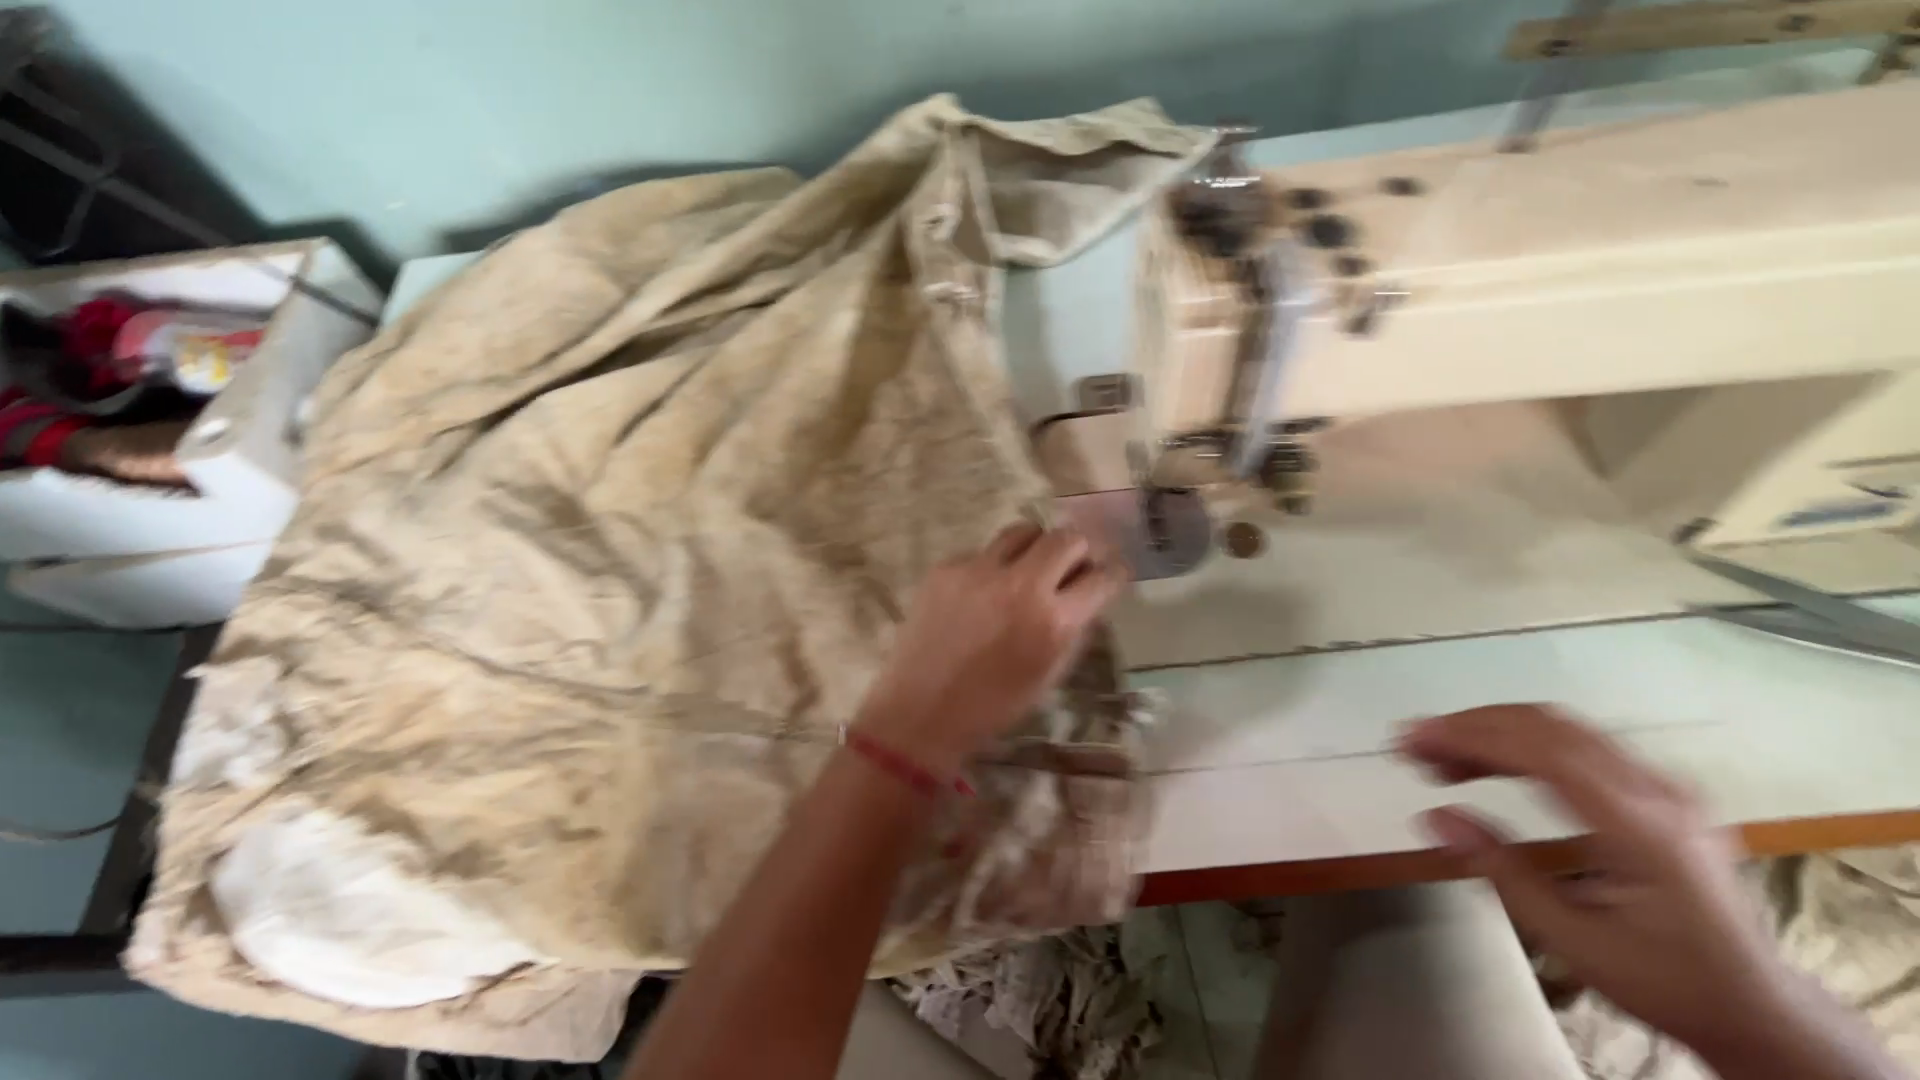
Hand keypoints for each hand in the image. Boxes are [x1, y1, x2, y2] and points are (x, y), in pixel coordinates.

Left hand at [855, 523, 1124, 772]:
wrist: (921, 713)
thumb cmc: (992, 706)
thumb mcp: (1049, 676)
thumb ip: (1074, 631)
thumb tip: (1088, 598)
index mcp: (1054, 621)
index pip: (1102, 577)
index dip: (1114, 572)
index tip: (1113, 571)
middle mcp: (1021, 585)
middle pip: (1067, 538)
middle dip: (1079, 550)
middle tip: (1073, 565)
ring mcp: (979, 571)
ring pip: (1023, 531)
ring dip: (1036, 546)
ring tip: (1030, 566)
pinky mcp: (946, 569)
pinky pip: (982, 552)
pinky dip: (993, 567)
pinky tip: (982, 594)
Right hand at [1398, 705, 1794, 1058]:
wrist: (1757, 1007)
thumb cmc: (1663, 981)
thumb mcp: (1572, 937)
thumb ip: (1501, 869)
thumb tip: (1432, 816)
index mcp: (1640, 826)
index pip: (1542, 751)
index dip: (1467, 735)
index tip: (1410, 740)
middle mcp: (1658, 791)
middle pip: (1549, 727)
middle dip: (1471, 727)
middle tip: (1413, 747)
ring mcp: (1664, 787)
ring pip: (1562, 729)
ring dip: (1492, 732)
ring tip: (1439, 757)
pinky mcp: (1658, 792)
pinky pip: (1579, 746)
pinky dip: (1522, 744)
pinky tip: (1488, 765)